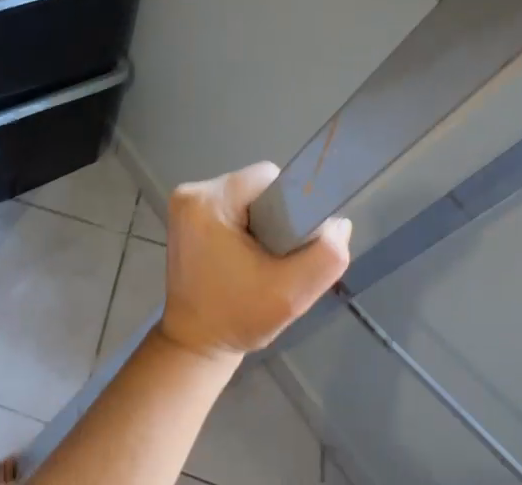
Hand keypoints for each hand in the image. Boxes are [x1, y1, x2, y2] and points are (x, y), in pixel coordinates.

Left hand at [157, 162, 351, 362]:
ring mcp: (184, 204)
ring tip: (262, 258)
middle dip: (275, 215)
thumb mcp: (291, 294)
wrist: (195, 343)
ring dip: (260, 222)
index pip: (267, 178)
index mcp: (209, 201)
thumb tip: (338, 223)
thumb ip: (325, 257)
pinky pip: (228, 207)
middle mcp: (191, 193)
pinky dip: (243, 227)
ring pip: (244, 197)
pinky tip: (245, 257)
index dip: (292, 203)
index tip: (295, 237)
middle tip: (279, 254)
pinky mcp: (184, 218)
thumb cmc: (238, 317)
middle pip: (255, 186)